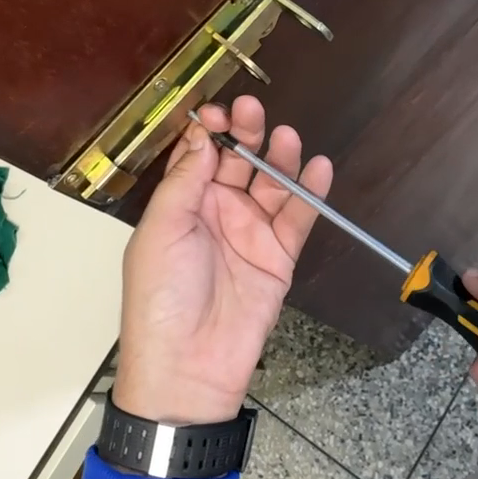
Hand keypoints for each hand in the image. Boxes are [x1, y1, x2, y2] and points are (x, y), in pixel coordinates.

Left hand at [114, 96, 332, 425]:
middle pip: (236, 162)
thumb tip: (203, 137)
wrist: (189, 367)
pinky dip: (310, 193)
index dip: (209, 130)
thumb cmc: (160, 301)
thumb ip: (184, 181)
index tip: (218, 111)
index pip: (198, 156)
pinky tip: (317, 168)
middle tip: (253, 111)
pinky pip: (298, 218)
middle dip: (245, 134)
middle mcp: (215, 213)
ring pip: (270, 184)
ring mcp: (249, 234)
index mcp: (180, 206)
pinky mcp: (278, 256)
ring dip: (279, 159)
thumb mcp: (160, 232)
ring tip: (287, 137)